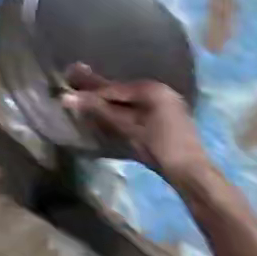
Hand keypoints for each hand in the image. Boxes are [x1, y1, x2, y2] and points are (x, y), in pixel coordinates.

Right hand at [61, 64, 211, 181]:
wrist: (191, 172)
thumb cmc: (157, 146)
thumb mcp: (126, 127)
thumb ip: (98, 110)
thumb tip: (66, 97)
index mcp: (150, 89)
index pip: (112, 88)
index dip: (89, 90)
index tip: (68, 87)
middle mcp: (160, 90)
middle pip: (122, 91)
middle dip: (99, 92)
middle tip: (75, 84)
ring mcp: (167, 103)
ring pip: (130, 100)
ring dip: (110, 102)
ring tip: (88, 100)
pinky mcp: (168, 117)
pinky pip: (139, 108)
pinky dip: (123, 110)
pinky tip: (111, 113)